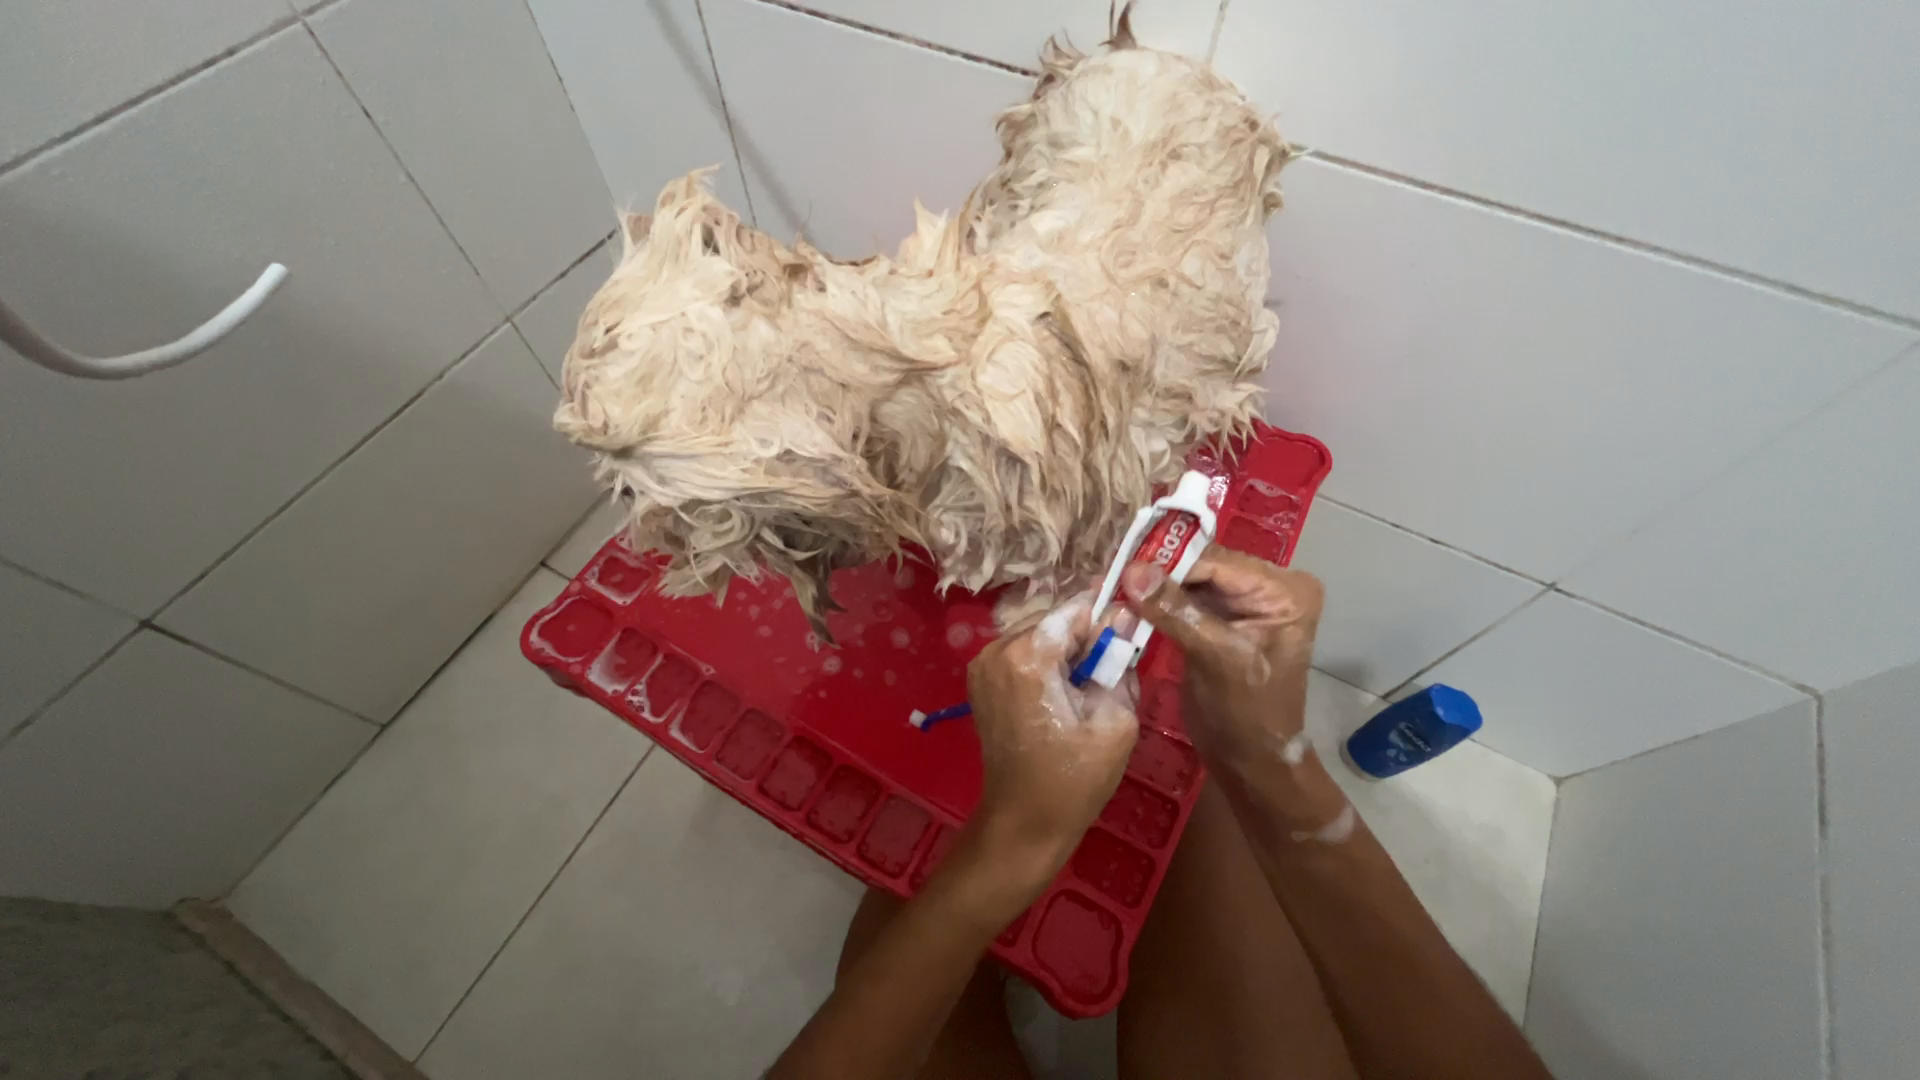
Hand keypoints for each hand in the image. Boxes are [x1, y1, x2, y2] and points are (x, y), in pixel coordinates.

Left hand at [965, 591, 1138, 868]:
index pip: (1076, 609)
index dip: (1106, 623)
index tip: (1124, 647)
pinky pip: (1021, 653)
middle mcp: (997, 648)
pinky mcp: (980, 679)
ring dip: (1064, 654)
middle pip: (1055, 621)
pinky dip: (1044, 665)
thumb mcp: (1115, 721)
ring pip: (1039, 635)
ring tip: (1082, 694)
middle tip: (1105, 679)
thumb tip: (1124, 616)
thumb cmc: (1074, 779)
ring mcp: (982, 663)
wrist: (1023, 822)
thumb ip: (1120, 661)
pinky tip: (1058, 699)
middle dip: (1084, 641)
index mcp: (1028, 655)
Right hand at [1121, 548, 1323, 772]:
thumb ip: (1178, 612)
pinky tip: (1124, 601)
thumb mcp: (1216, 659)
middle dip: (1156, 572)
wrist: (1249, 761)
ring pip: (1186, 579)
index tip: (1122, 565)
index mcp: (1284, 591)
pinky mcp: (1217, 617)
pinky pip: (1181, 597)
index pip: (1217, 561)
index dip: (1169, 561)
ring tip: (1110, 585)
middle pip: (1201, 565)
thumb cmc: (1246, 715)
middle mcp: (1267, 586)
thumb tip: (1134, 571)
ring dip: (1150, 585)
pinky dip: (1153, 602)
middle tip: (1110, 575)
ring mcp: (1242, 601)